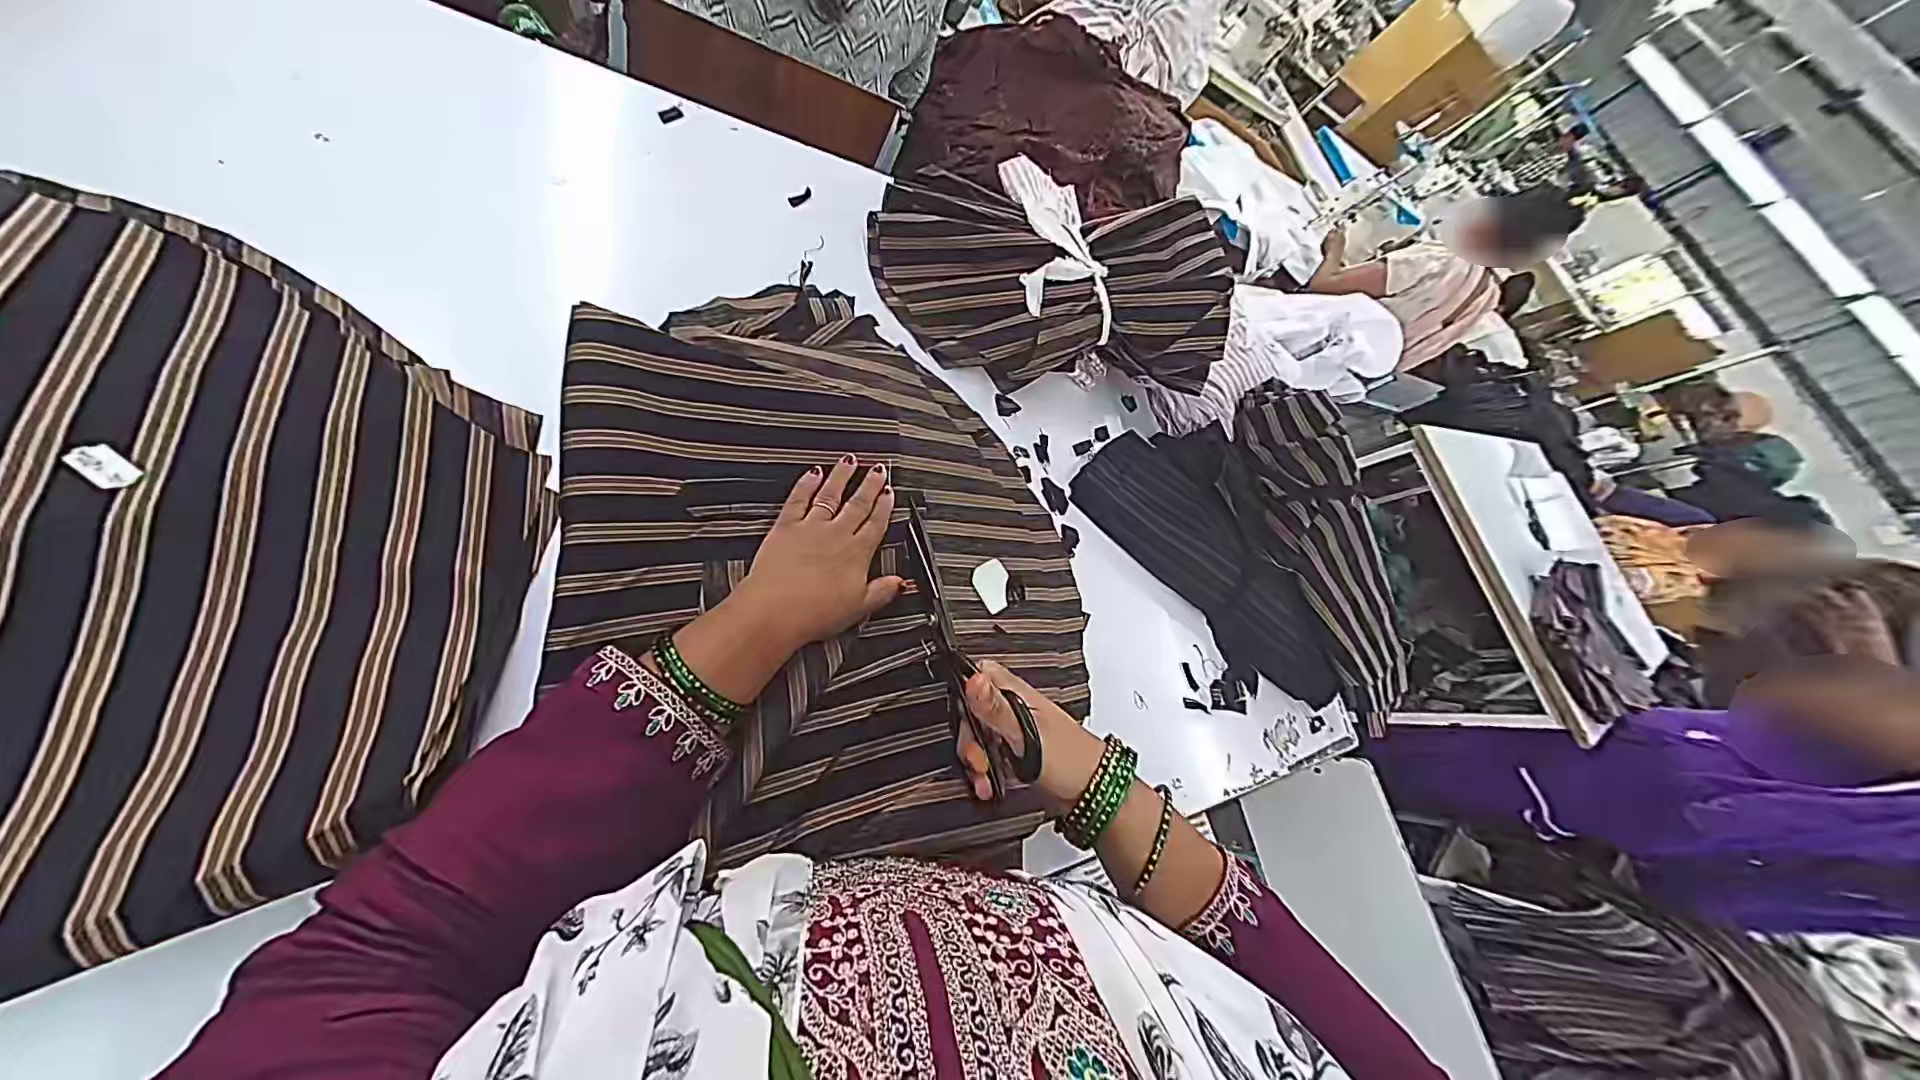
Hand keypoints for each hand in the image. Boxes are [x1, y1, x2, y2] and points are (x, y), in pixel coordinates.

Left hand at [730, 455, 904, 652]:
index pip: (876, 523)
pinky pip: (799, 499)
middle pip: (858, 504)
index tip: (890, 493)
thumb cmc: (814, 612)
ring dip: (842, 476)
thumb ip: (882, 591)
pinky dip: (806, 484)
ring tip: (850, 461)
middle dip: (870, 485)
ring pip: (830, 495)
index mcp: (857, 553)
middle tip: (878, 470)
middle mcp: (836, 535)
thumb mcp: (859, 608)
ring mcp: (810, 528)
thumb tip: (899, 584)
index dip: (885, 506)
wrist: (775, 611)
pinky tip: (812, 474)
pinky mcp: (785, 528)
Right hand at [959, 660, 1104, 808]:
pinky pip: (989, 753)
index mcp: (1017, 692)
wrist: (1092, 792)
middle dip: (969, 738)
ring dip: (976, 758)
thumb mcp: (1024, 732)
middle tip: (978, 757)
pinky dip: (985, 769)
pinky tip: (989, 782)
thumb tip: (973, 678)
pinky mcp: (1016, 749)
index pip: (977, 676)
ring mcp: (1015, 727)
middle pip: (973, 710)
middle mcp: (1014, 706)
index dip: (964, 697)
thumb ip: (994, 707)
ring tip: (984, 777)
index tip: (965, 721)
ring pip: (979, 734)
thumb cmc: (1069, 759)